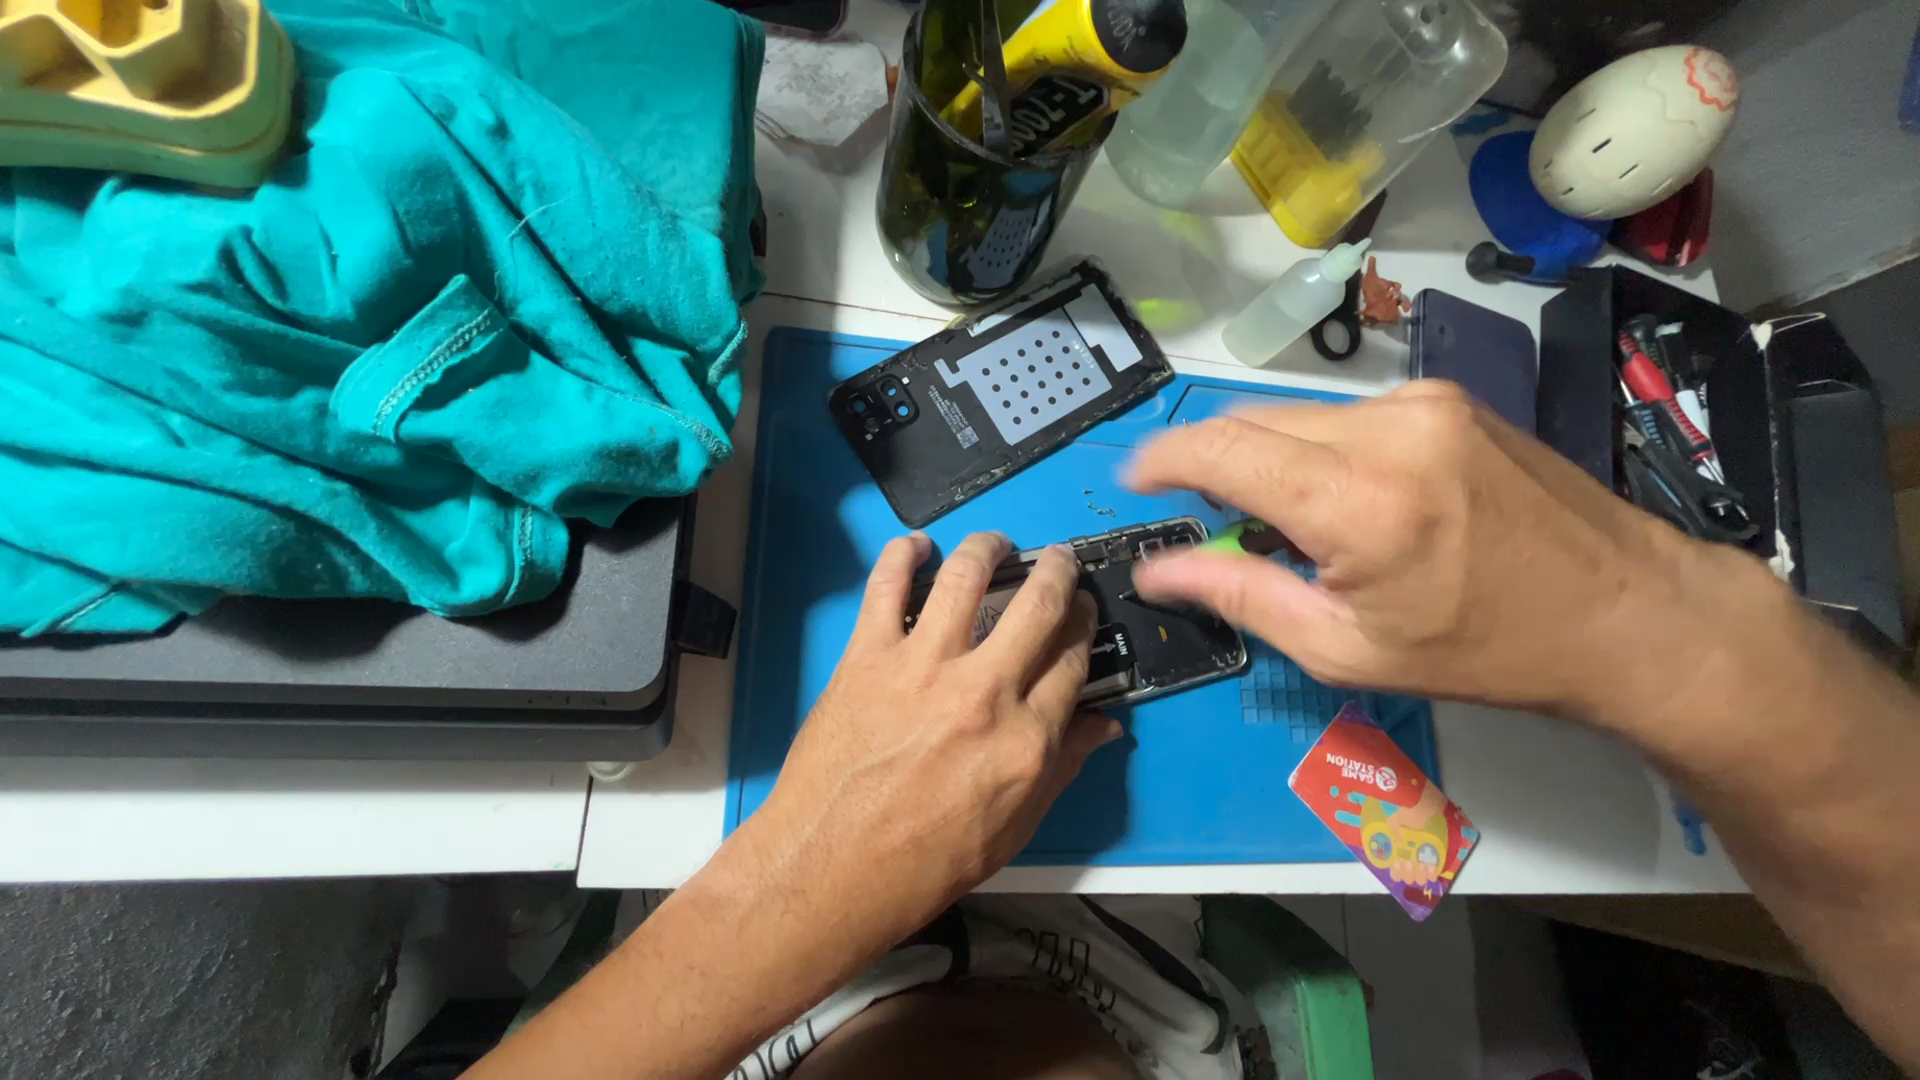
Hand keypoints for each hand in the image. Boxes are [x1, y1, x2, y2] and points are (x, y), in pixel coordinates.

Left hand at [744, 531, 1116, 943]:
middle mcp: (983, 690)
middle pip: (1038, 606)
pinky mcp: (867, 656)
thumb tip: (1103, 724)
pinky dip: (902, 554)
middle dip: (1059, 572)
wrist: (828, 870)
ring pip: (967, 576)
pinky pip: (886, 586)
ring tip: (996, 542)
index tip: (1083, 612)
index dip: (1084, 626)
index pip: (1073, 659)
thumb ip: (1061, 769)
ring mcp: (922, 666)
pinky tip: (916, 546)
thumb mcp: (1012, 829)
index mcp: (1026, 738)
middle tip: (1060, 561)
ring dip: (989, 546)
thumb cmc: (926, 863)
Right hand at [1123, 380, 1748, 723]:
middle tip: (1207, 521)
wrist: (1630, 612)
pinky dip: (1309, 449)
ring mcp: (1421, 403)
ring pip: (1292, 417)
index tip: (1133, 481)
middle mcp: (1386, 428)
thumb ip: (1237, 596)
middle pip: (1249, 424)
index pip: (1222, 450)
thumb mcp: (1343, 648)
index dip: (1161, 460)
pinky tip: (1333, 498)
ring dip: (1261, 458)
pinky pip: (1339, 415)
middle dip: (1208, 464)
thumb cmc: (1482, 651)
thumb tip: (1157, 572)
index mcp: (1358, 500)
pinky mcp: (1442, 398)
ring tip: (1278, 522)